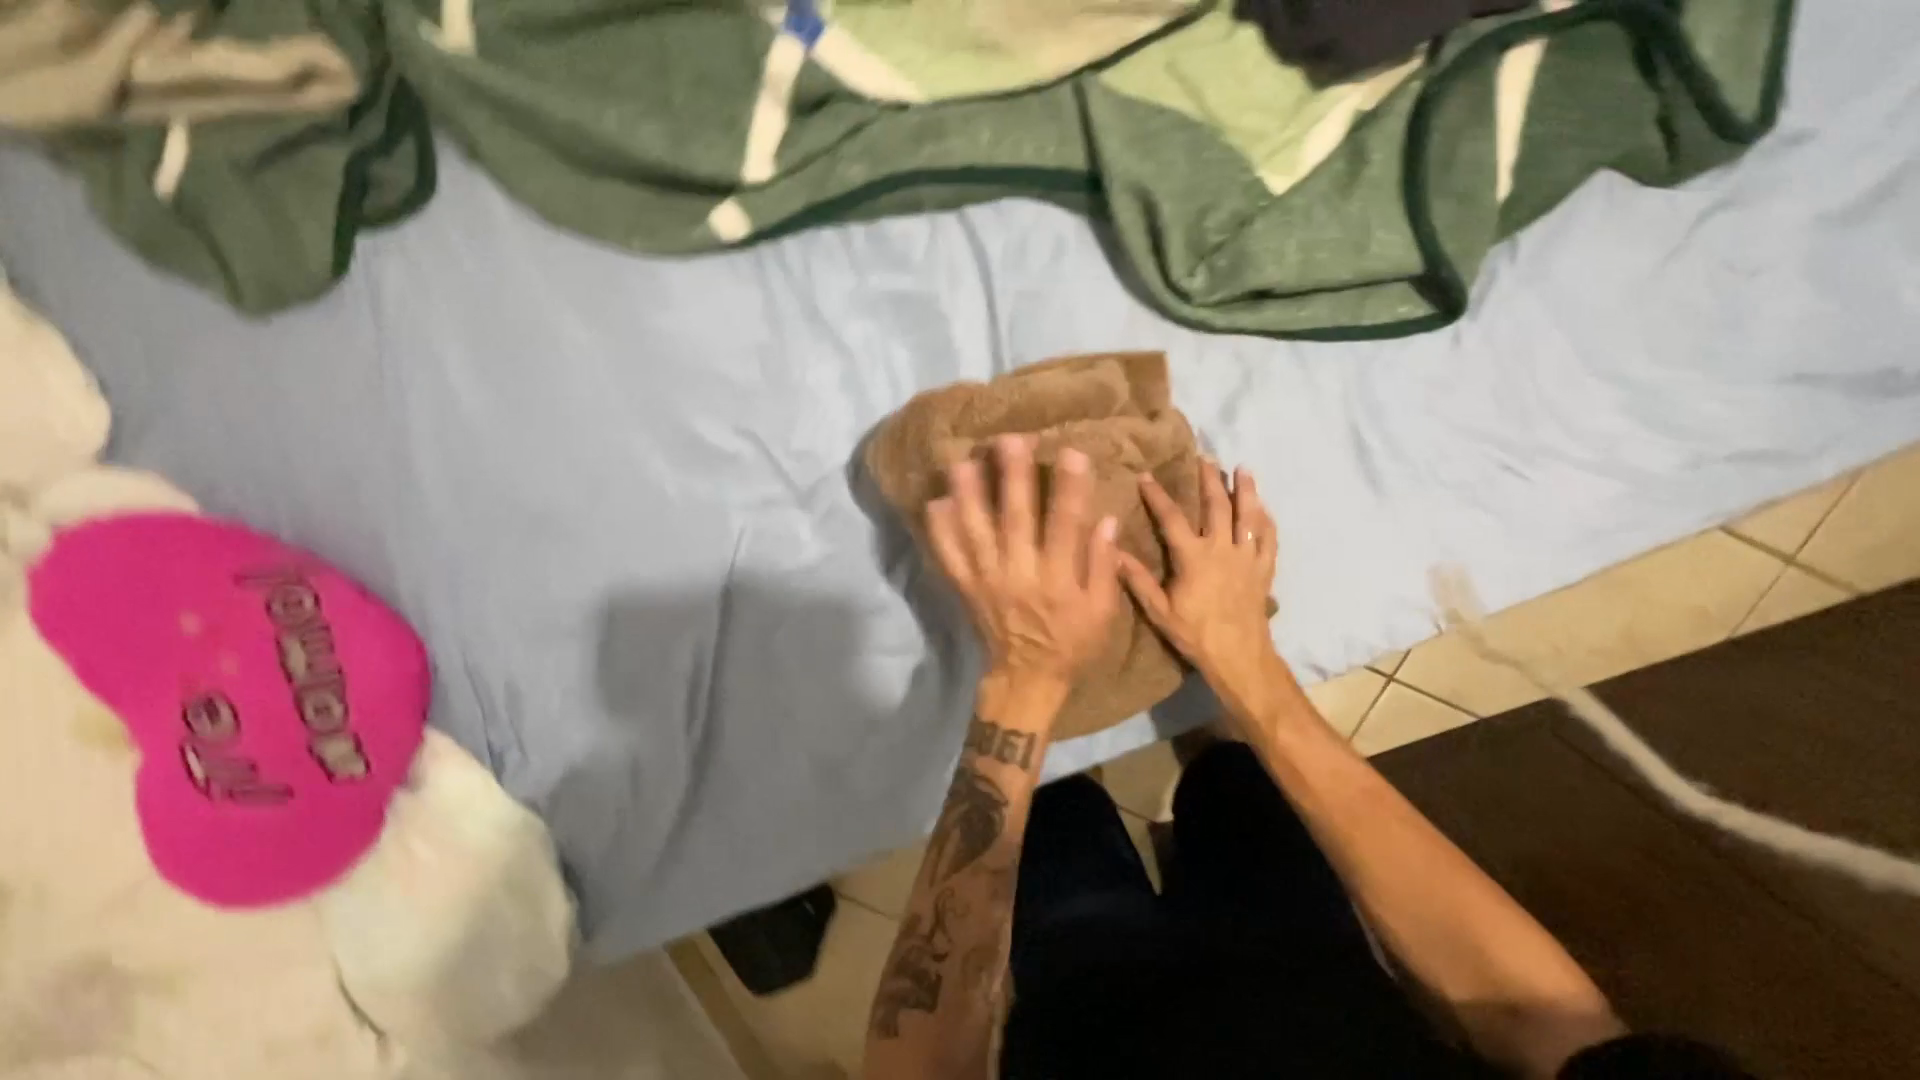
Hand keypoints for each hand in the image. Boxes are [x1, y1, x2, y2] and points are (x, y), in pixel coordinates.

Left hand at [926, 435, 1122, 700]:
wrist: (1025, 680)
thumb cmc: (1072, 644)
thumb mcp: (1102, 612)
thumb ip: (1103, 565)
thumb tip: (1107, 519)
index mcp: (1057, 579)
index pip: (1065, 526)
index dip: (1069, 488)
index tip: (1071, 452)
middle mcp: (1019, 574)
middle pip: (1014, 519)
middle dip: (1012, 477)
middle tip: (1010, 439)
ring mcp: (986, 580)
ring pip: (974, 531)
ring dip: (968, 495)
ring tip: (964, 461)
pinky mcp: (964, 587)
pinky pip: (947, 555)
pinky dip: (939, 530)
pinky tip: (936, 501)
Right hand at [1119, 460, 1287, 718]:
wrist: (1239, 657)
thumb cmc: (1195, 635)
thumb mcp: (1159, 611)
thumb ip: (1137, 580)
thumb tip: (1112, 552)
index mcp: (1193, 556)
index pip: (1172, 518)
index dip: (1158, 496)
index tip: (1146, 476)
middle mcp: (1222, 549)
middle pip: (1217, 506)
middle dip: (1209, 480)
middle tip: (1206, 458)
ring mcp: (1247, 557)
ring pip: (1248, 516)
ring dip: (1246, 490)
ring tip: (1243, 469)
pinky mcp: (1264, 570)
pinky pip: (1269, 539)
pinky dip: (1266, 521)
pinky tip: (1264, 510)